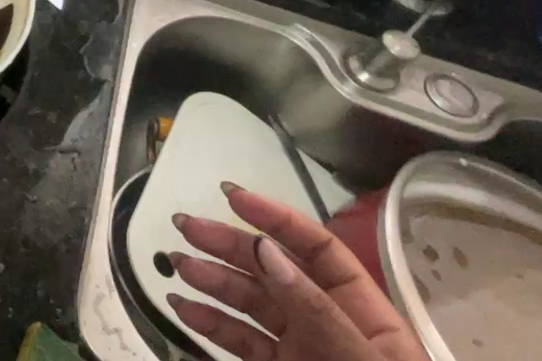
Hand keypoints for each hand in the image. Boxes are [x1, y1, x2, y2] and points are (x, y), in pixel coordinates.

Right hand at [166, 184, 428, 360]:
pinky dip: (209, 322)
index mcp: (366, 317)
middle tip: (184, 225)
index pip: (320, 252)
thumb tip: (266, 249)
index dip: (276, 219)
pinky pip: (240, 341)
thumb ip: (315, 310)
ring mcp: (303, 352)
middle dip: (228, 244)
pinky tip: (182, 306)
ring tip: (176, 264)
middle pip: (274, 269)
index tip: (231, 196)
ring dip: (211, 278)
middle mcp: (330, 326)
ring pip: (250, 302)